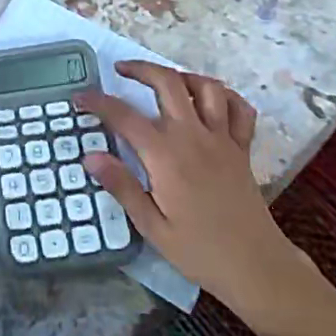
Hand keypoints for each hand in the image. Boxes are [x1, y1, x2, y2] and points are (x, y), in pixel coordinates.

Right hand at [76, 60, 321, 319]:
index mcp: (166, 156)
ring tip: (163, 81)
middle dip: (141, 69)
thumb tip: (90, 156)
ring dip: (182, 76)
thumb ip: (121, 186)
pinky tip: (208, 101)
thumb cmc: (198, 250)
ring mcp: (222, 139)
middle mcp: (194, 137)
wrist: (256, 266)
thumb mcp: (151, 226)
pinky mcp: (242, 148)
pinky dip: (224, 96)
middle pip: (168, 83)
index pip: (124, 116)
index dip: (98, 102)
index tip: (79, 98)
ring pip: (206, 87)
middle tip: (120, 70)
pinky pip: (239, 109)